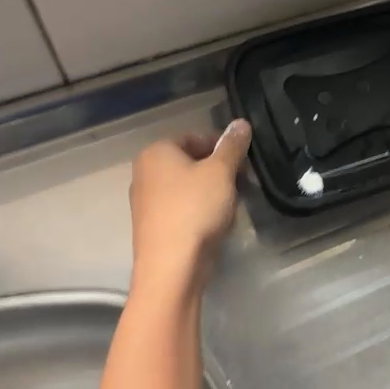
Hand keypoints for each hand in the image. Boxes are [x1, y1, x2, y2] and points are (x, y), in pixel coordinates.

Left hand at [128, 120, 251, 288]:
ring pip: (187, 186)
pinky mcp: (153, 225)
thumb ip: (232, 146)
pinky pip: (181, 208)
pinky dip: (200, 209)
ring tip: (232, 205)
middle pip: (190, 162)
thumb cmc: (195, 209)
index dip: (223, 146)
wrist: (172, 265)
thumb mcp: (220, 172)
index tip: (244, 162)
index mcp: (156, 152)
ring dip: (212, 191)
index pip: (195, 137)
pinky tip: (216, 223)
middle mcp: (145, 172)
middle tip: (242, 183)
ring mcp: (146, 201)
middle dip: (219, 170)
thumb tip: (241, 123)